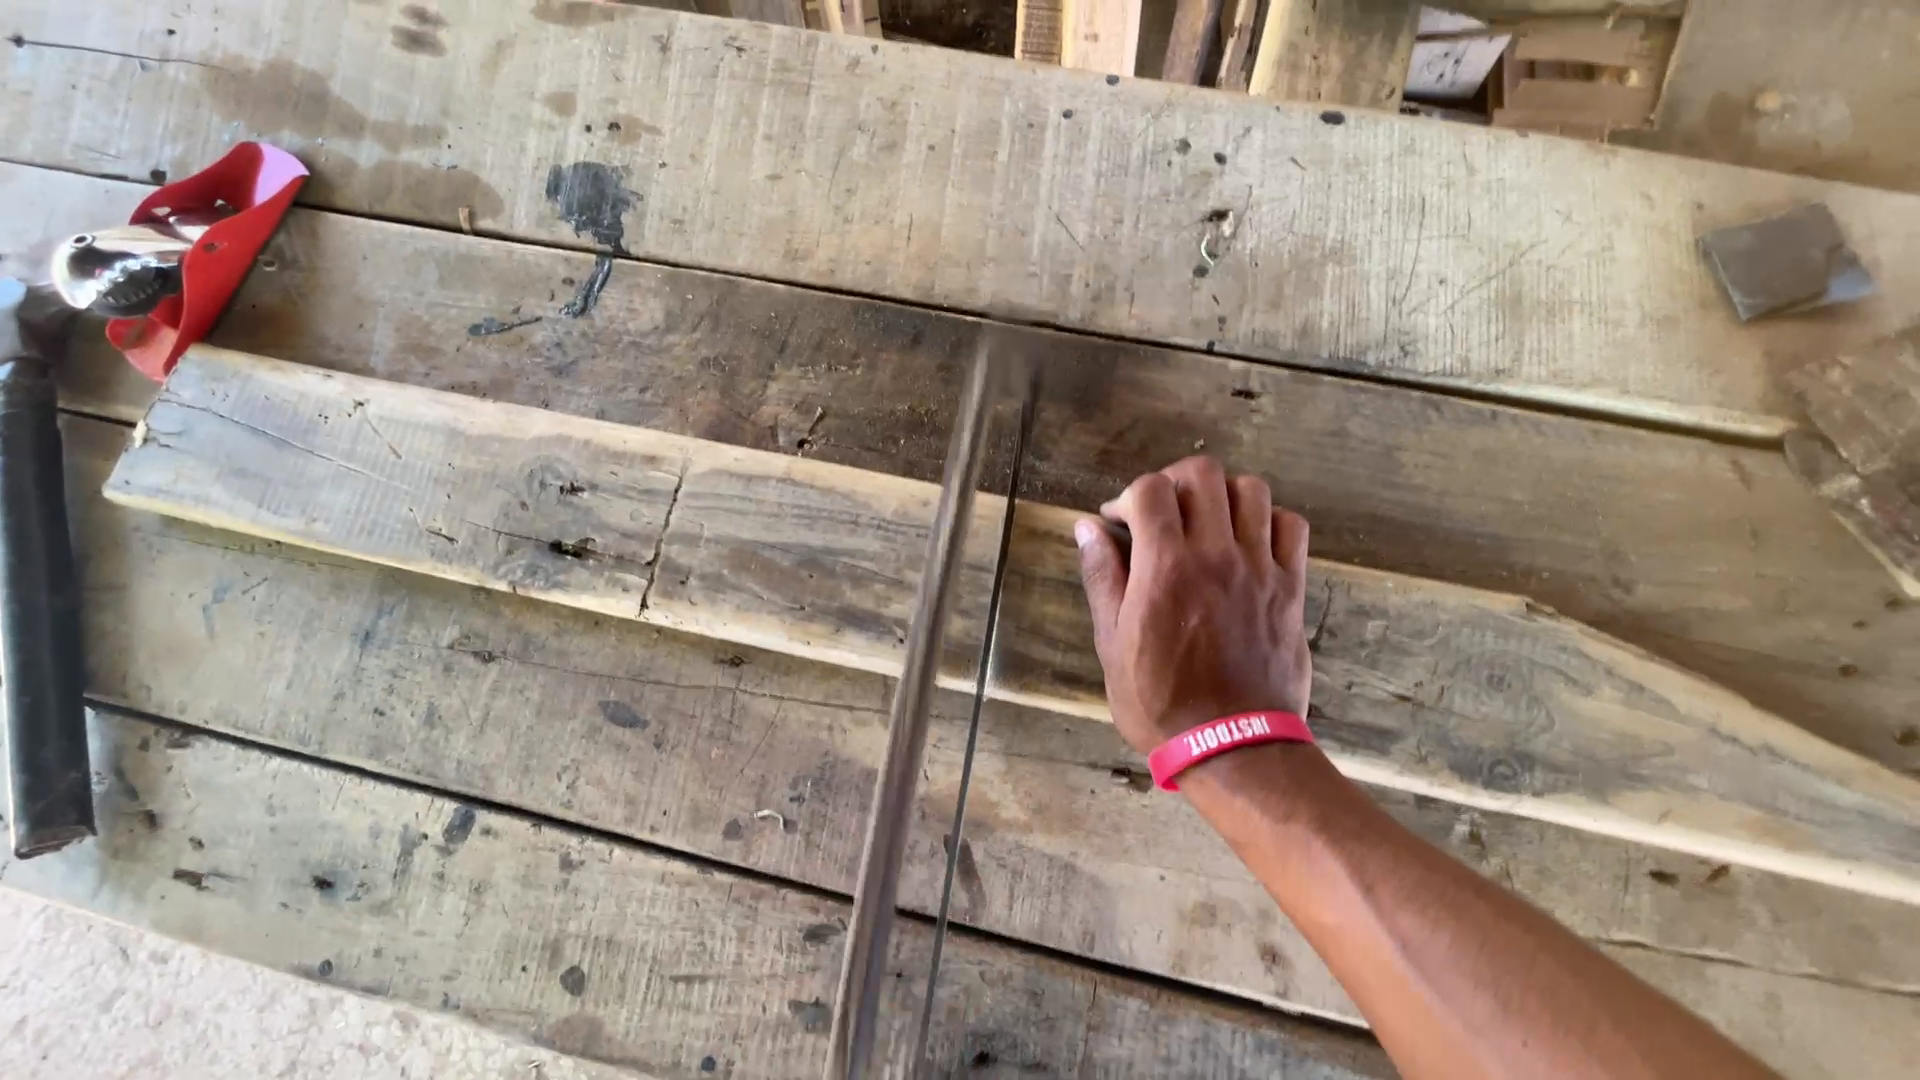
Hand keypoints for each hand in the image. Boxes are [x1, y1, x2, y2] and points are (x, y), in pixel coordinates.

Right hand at [1074, 457, 1312, 755]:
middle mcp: (1216, 555)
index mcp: (1165, 567)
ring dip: (1221, 495)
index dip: (1128, 496)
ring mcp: (1259, 568)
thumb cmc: (1158, 700)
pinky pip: (1290, 526)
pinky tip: (1247, 542)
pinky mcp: (1290, 587)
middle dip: (1173, 482)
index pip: (1150, 490)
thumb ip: (1102, 577)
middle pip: (1202, 475)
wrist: (1232, 745)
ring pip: (1251, 490)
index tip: (1119, 522)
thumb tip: (1087, 527)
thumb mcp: (1112, 643)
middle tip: (1161, 512)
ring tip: (1204, 523)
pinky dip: (1267, 519)